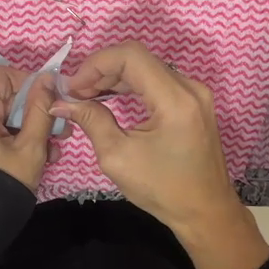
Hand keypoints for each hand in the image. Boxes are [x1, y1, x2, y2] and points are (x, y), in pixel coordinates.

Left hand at [0, 67, 56, 192]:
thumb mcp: (29, 150)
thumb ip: (40, 111)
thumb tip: (48, 79)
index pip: (2, 75)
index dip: (30, 83)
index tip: (51, 103)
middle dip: (30, 112)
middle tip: (57, 134)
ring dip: (20, 129)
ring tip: (47, 153)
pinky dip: (3, 139)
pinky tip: (25, 159)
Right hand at [52, 42, 268, 268]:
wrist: (205, 212)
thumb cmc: (163, 189)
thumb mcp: (118, 157)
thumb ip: (91, 120)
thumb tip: (62, 102)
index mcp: (175, 99)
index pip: (130, 56)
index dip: (96, 64)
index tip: (73, 88)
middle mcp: (189, 87)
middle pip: (137, 58)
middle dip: (101, 71)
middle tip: (74, 94)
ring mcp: (194, 93)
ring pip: (145, 67)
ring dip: (113, 77)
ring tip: (86, 96)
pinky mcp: (192, 102)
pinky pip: (156, 81)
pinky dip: (129, 85)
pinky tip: (108, 98)